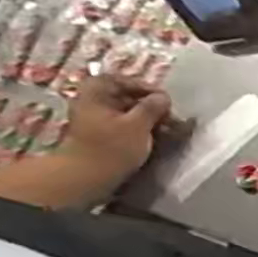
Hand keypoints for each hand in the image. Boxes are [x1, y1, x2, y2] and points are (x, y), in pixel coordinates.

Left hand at [59, 75, 172, 193]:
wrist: (87, 176)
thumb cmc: (112, 148)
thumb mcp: (137, 126)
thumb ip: (151, 109)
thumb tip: (163, 97)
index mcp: (96, 91)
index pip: (122, 80)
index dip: (146, 88)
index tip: (165, 99)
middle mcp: (92, 101)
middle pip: (124, 96)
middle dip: (149, 106)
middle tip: (170, 117)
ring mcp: (94, 120)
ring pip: (125, 113)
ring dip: (146, 120)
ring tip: (166, 130)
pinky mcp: (99, 137)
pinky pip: (122, 126)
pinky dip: (138, 130)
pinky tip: (153, 139)